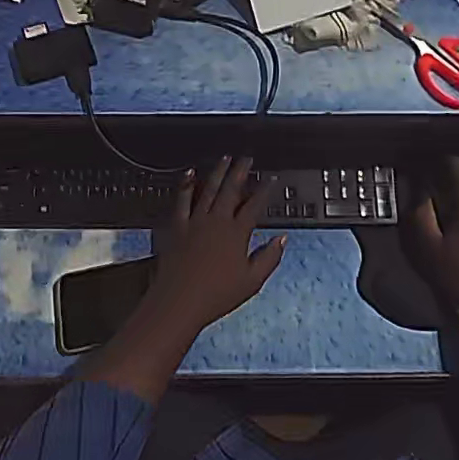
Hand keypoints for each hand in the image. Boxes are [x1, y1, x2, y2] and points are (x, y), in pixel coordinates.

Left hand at [140, 156, 286, 335]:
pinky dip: (186, 184)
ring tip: (224, 159)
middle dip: (240, 172)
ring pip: (208, 189)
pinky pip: (182, 199)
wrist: (180, 300)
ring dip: (217, 172)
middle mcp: (216, 222)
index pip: (254, 205)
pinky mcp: (177, 227)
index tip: (270, 180)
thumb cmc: (216, 295)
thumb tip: (281, 240)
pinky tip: (189, 174)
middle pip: (231, 189)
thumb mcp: (252, 281)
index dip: (264, 190)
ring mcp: (195, 222)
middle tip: (246, 159)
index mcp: (236, 233)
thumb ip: (269, 258)